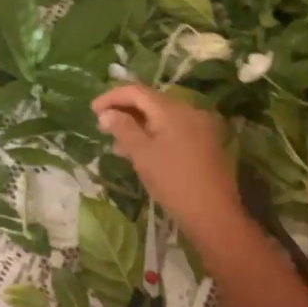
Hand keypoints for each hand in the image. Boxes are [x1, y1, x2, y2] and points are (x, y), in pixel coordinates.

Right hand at [93, 85, 249, 250]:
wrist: (214, 215)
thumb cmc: (173, 182)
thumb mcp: (142, 154)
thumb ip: (123, 128)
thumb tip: (107, 113)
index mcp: (172, 109)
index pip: (137, 91)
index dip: (112, 97)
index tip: (92, 110)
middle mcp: (188, 111)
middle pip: (150, 101)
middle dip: (124, 111)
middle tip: (102, 126)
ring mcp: (199, 127)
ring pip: (161, 117)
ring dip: (137, 124)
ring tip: (116, 143)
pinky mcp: (204, 143)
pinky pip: (173, 130)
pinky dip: (153, 134)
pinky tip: (140, 151)